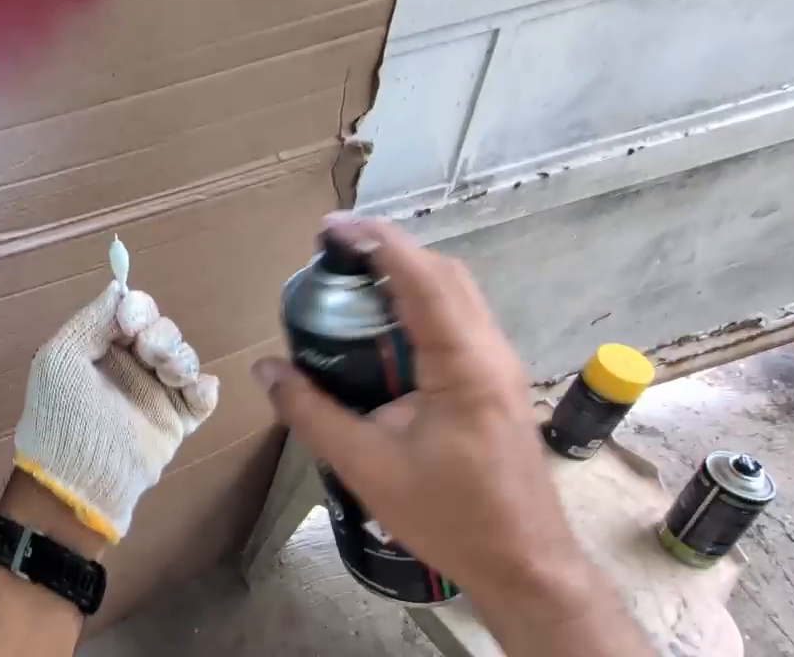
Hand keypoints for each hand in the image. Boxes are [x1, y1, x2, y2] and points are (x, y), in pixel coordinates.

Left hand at [14, 281, 218, 542]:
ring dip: (181, 357)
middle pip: (162, 329)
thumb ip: (90, 320)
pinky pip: (202, 396)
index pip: (132, 312)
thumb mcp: (60, 358)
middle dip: (160, 334)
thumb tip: (117, 287)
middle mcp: (130, 365)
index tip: (129, 323)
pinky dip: (205, 388)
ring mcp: (155, 393)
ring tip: (168, 375)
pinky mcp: (176, 422)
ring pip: (184, 356)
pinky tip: (196, 391)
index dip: (137, 309)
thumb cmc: (60, 414)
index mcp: (101, 347)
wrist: (77, 480)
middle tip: (148, 352)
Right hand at [254, 215, 649, 654]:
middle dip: (388, 248)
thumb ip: (310, 412)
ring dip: (405, 271)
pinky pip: (458, 317)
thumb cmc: (450, 515)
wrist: (527, 567)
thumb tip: (265, 369)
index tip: (330, 227)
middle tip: (334, 250)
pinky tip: (382, 323)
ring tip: (352, 276)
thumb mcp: (365, 466)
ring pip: (456, 292)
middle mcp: (489, 352)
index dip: (375, 242)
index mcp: (462, 365)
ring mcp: (499, 366)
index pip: (421, 278)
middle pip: (443, 273)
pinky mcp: (496, 381)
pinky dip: (419, 298)